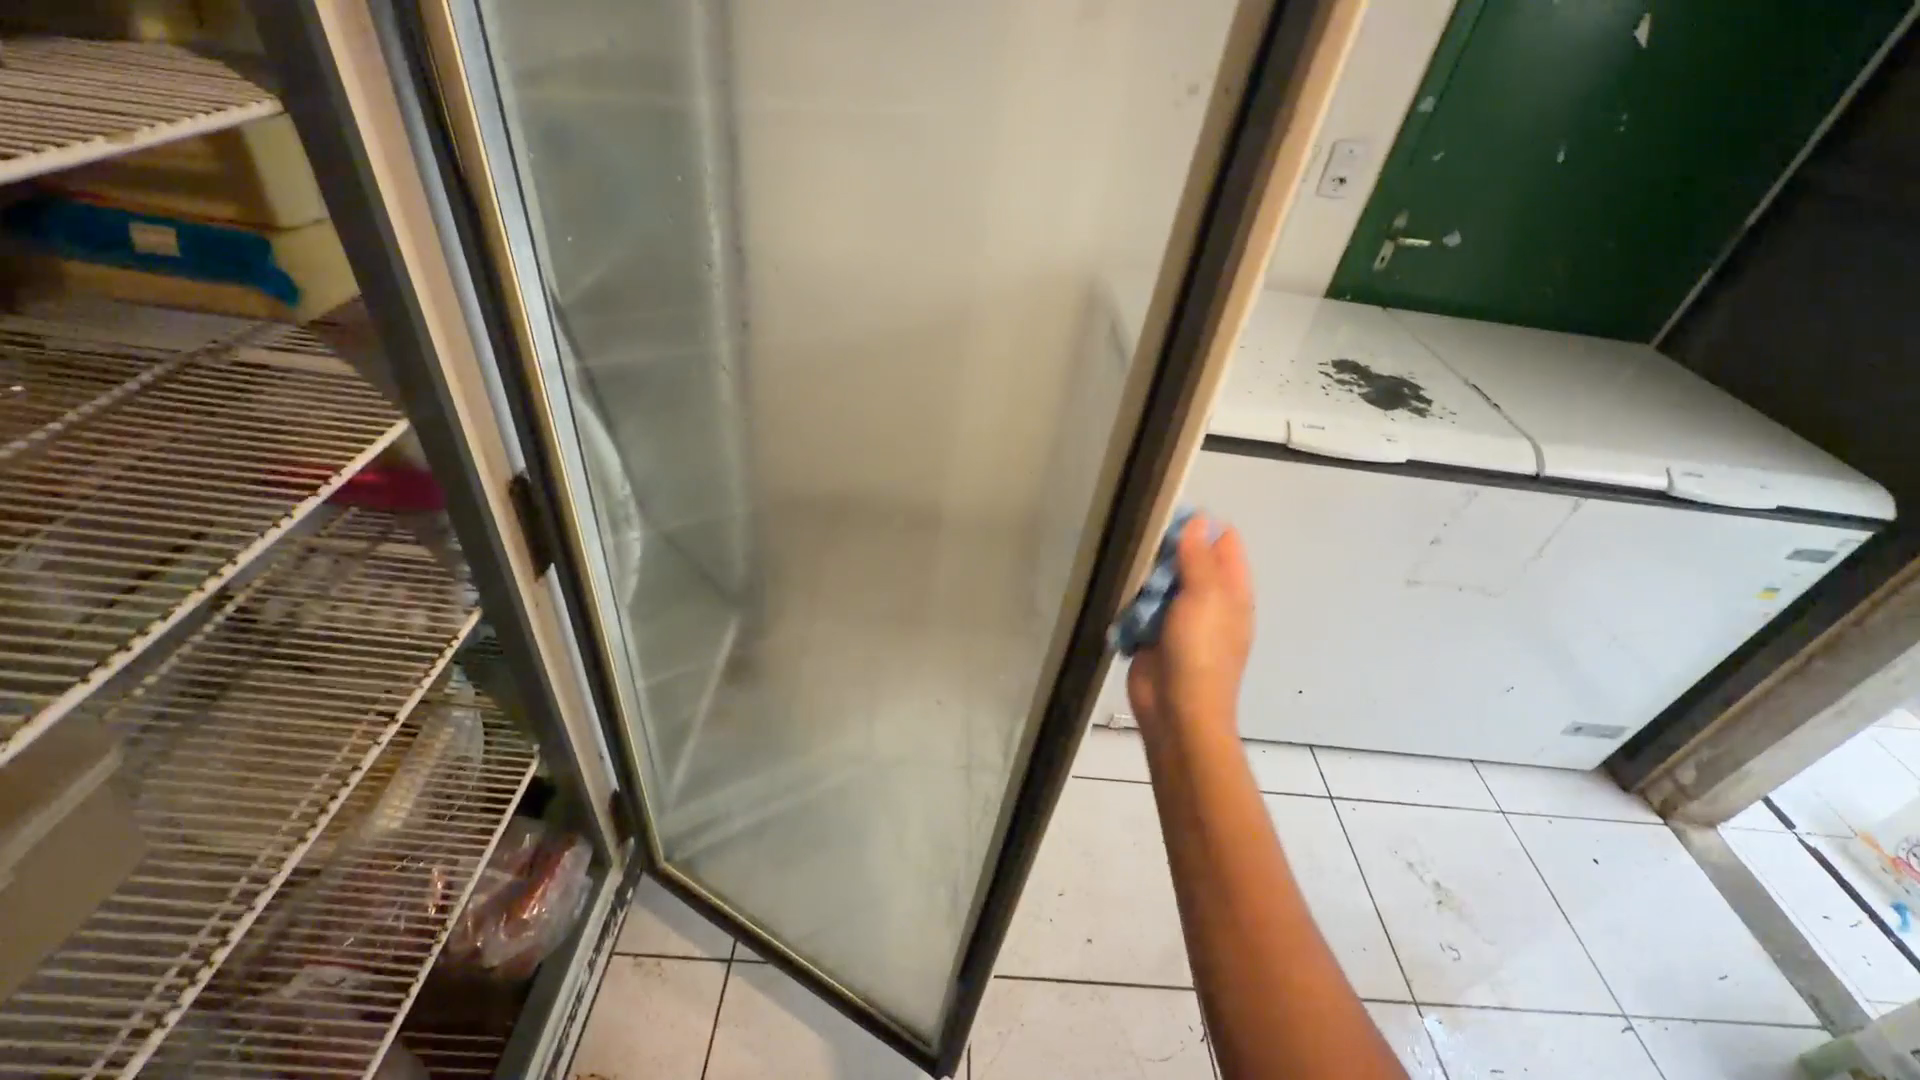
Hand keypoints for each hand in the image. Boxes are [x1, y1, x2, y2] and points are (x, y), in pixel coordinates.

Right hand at [1126, 515, 1253, 736]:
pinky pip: (1141, 608)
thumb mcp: (1205, 596)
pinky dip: (1131, 601)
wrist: (1177, 710)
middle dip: (1165, 551)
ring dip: (1144, 575)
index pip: (1224, 544)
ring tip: (1125, 561)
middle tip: (1139, 539)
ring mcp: (1180, 620)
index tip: (1169, 517)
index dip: (1201, 527)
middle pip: (1188, 561)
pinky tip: (1117, 591)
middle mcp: (1209, 602)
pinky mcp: (1153, 635)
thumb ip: (1199, 557)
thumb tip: (1199, 520)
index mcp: (1232, 592)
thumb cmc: (1200, 651)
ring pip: (1160, 583)